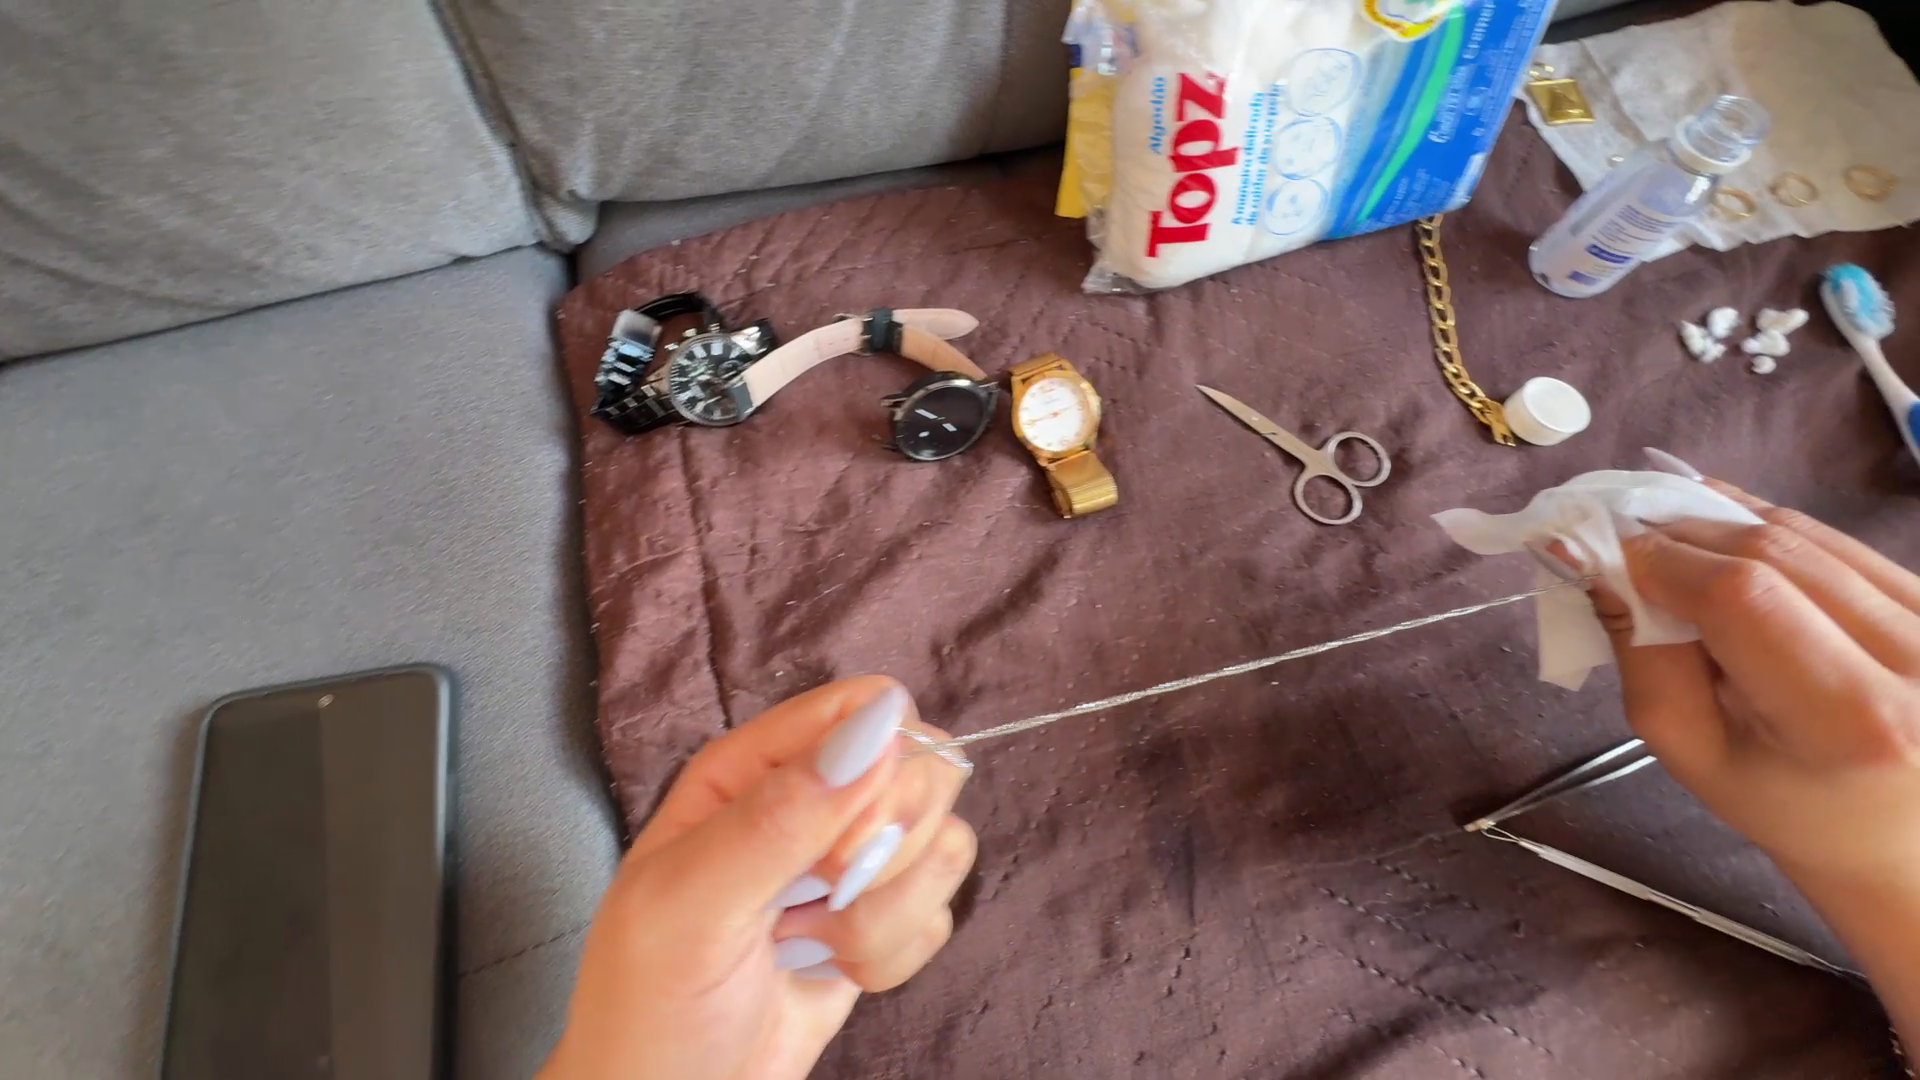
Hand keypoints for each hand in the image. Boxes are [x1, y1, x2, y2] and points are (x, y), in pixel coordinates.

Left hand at [538, 677, 976, 1079]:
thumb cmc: (655, 1002)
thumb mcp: (689, 906)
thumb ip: (777, 816)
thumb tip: (879, 727)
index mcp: (759, 762)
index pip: (868, 707)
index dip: (879, 767)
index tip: (843, 846)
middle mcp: (818, 791)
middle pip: (923, 766)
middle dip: (885, 848)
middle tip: (824, 893)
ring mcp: (858, 851)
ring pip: (944, 839)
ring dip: (884, 913)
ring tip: (812, 940)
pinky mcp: (889, 910)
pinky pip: (941, 908)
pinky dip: (892, 953)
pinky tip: (834, 967)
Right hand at [1592, 461, 1919, 1042]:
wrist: (1917, 852)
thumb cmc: (1785, 817)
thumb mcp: (1682, 747)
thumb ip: (1635, 648)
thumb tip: (1587, 565)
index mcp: (1849, 711)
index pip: (1739, 587)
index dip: (1649, 546)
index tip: (1580, 530)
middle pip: (1773, 549)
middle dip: (1669, 519)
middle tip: (1595, 508)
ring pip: (1816, 536)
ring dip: (1716, 510)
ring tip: (1643, 500)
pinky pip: (1850, 547)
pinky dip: (1770, 522)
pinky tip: (1716, 513)